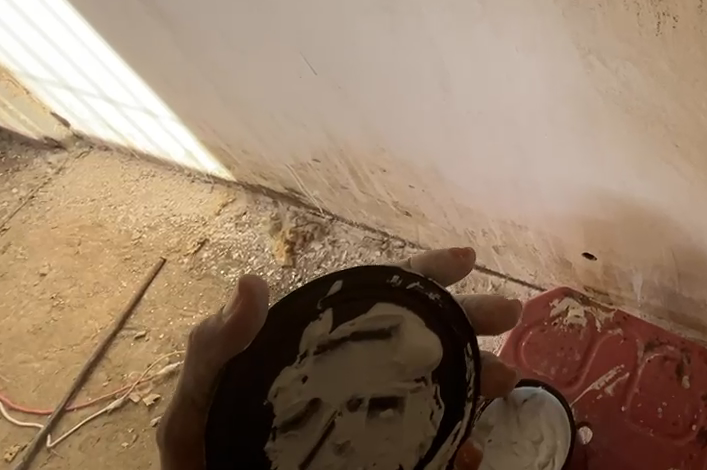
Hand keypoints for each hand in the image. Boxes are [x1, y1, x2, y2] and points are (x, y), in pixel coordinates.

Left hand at [157, 247, 522, 469]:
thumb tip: (251, 283)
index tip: (467, 258)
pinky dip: (459, 443)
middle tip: (509, 314)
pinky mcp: (388, 458)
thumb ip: (216, 348)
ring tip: (503, 380)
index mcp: (328, 341)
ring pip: (440, 383)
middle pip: (427, 330)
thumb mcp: (197, 402)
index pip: (385, 292)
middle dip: (471, 316)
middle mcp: (363, 370)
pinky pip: (433, 446)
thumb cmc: (207, 452)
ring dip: (477, 376)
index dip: (426, 270)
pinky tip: (474, 447)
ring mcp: (377, 416)